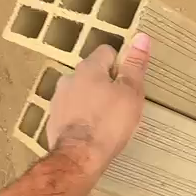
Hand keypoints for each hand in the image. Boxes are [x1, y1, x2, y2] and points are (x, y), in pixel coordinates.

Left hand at [45, 34, 150, 171]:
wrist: (78, 158)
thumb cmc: (108, 123)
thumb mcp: (131, 93)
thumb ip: (135, 65)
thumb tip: (141, 37)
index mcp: (89, 68)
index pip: (106, 52)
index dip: (120, 64)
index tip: (128, 82)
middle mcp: (69, 79)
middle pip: (92, 73)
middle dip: (105, 84)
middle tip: (121, 103)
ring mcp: (58, 100)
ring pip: (80, 93)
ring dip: (91, 101)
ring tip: (106, 121)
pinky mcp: (53, 121)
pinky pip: (71, 112)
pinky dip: (80, 118)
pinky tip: (91, 132)